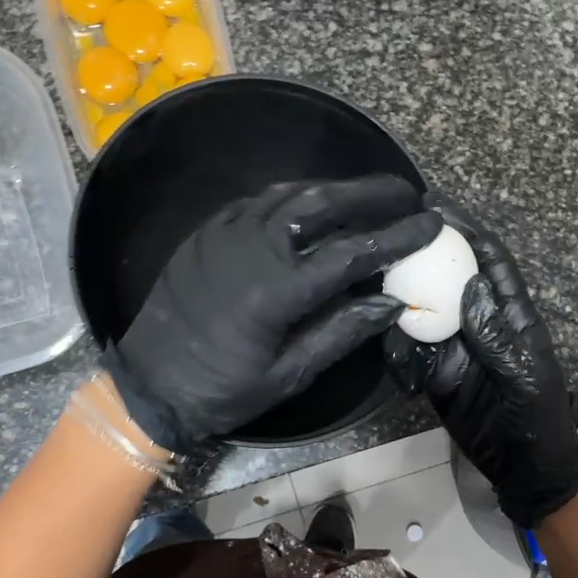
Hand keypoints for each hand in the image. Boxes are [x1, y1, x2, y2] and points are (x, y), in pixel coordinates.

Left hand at [103, 176, 442, 453]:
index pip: (352, 251)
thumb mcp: (287, 374)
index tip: (430, 224)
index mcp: (277, 289)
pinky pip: (257, 201)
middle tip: (406, 193)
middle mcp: (253, 247)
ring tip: (368, 192)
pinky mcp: (206, 232)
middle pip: (323, 204)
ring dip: (334, 188)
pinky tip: (311, 201)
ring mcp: (225, 233)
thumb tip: (390, 303)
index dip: (396, 236)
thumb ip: (340, 333)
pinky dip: (293, 195)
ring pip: (290, 194)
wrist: (148, 384)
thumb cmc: (221, 389)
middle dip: (370, 194)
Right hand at [385, 195, 577, 525]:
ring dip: (401, 296)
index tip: (435, 206)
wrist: (524, 468)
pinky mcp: (435, 376)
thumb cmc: (537, 418)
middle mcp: (478, 323)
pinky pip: (410, 353)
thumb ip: (497, 334)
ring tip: (371, 276)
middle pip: (449, 277)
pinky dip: (396, 346)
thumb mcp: (524, 376)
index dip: (466, 231)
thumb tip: (470, 285)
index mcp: (510, 315)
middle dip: (424, 253)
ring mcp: (454, 349)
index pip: (488, 261)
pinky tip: (381, 336)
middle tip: (388, 231)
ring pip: (423, 311)